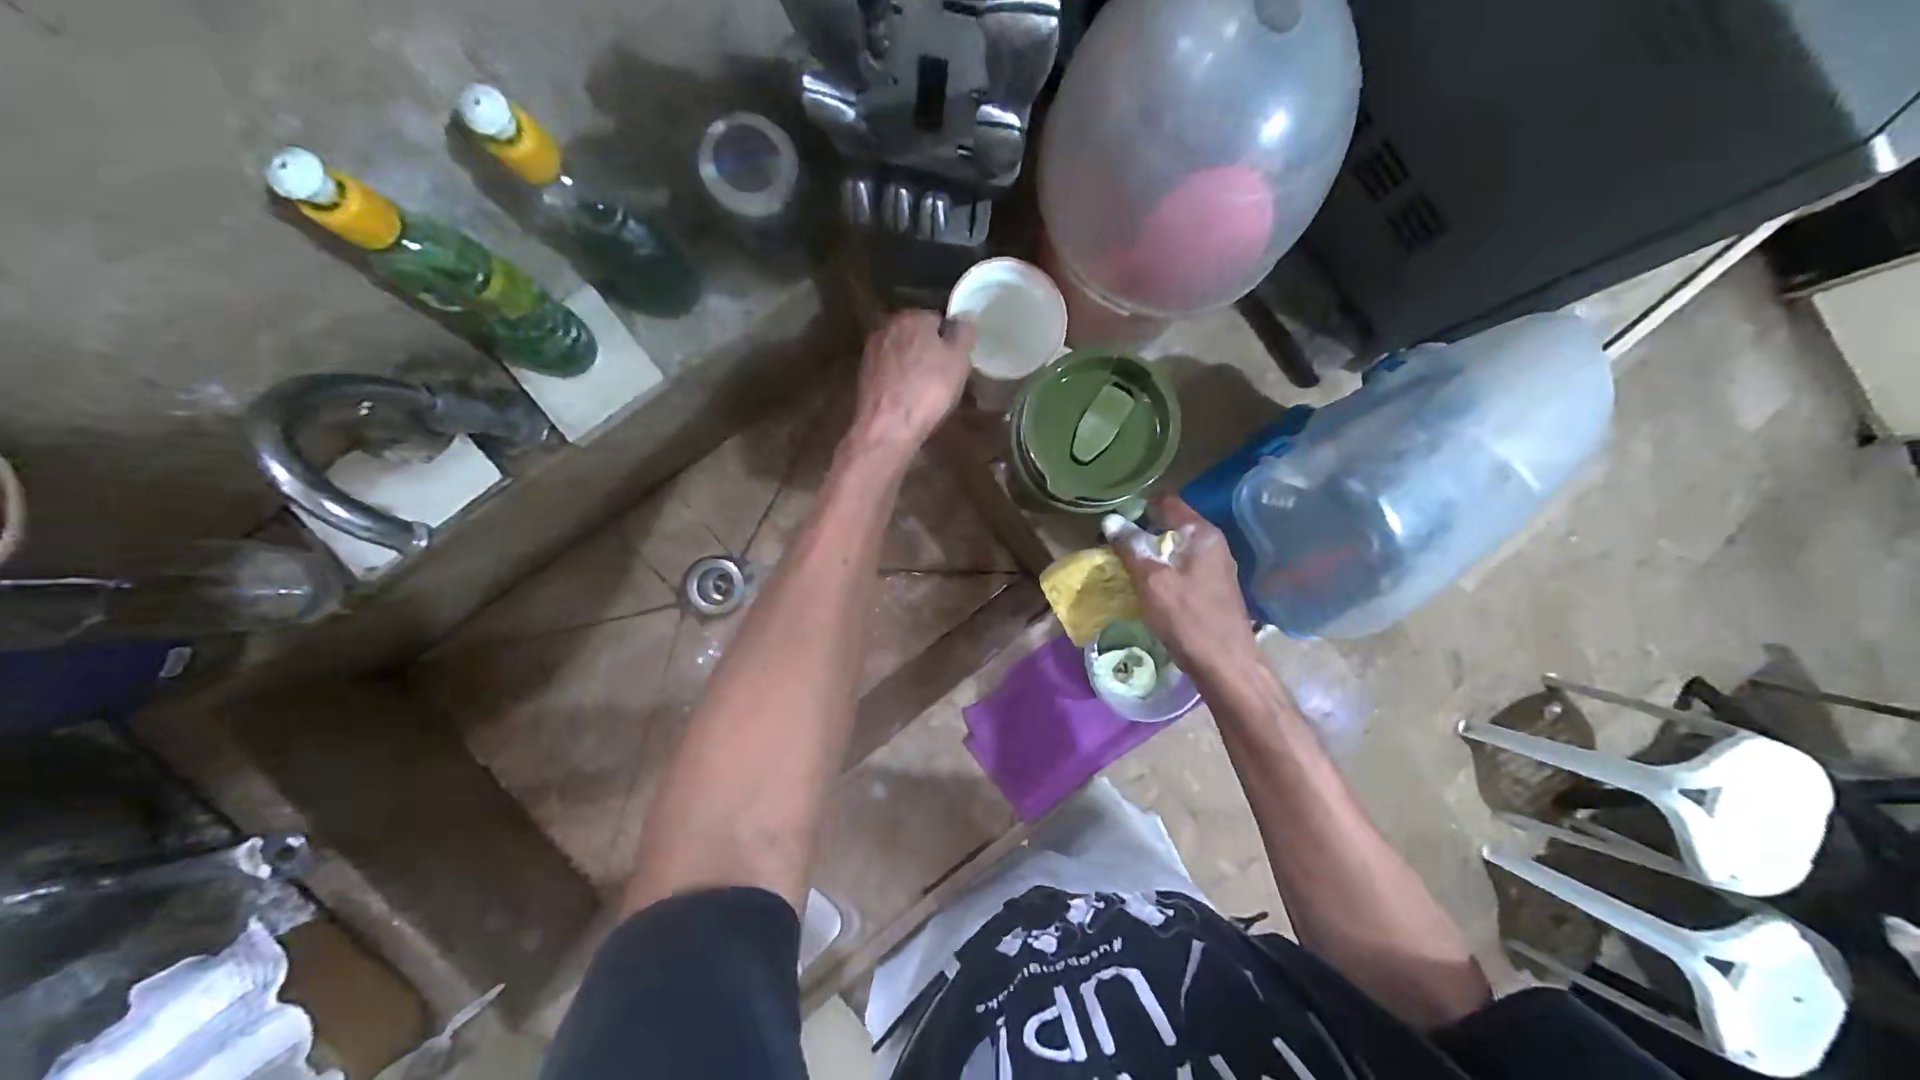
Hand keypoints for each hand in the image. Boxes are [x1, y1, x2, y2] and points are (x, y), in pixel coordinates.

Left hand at [850, 311, 974, 454]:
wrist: (887, 428)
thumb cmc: (928, 391)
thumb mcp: (958, 360)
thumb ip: (963, 332)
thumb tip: (965, 315)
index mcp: (912, 316)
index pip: (939, 320)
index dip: (950, 342)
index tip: (956, 364)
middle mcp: (887, 326)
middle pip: (917, 335)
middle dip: (930, 352)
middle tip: (943, 379)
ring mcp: (871, 350)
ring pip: (902, 353)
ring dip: (913, 366)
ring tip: (924, 392)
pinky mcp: (863, 373)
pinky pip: (890, 370)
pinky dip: (898, 380)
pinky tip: (906, 398)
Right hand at [1105, 497, 1261, 682]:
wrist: (1225, 664)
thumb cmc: (1187, 617)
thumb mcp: (1152, 579)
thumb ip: (1131, 546)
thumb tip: (1111, 520)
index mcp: (1201, 533)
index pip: (1167, 502)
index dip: (1138, 506)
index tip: (1113, 521)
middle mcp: (1213, 543)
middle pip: (1171, 525)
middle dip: (1141, 532)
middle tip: (1113, 546)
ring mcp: (1217, 566)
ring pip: (1176, 549)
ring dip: (1151, 554)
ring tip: (1125, 567)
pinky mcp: (1214, 588)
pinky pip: (1183, 568)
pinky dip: (1164, 571)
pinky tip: (1148, 587)